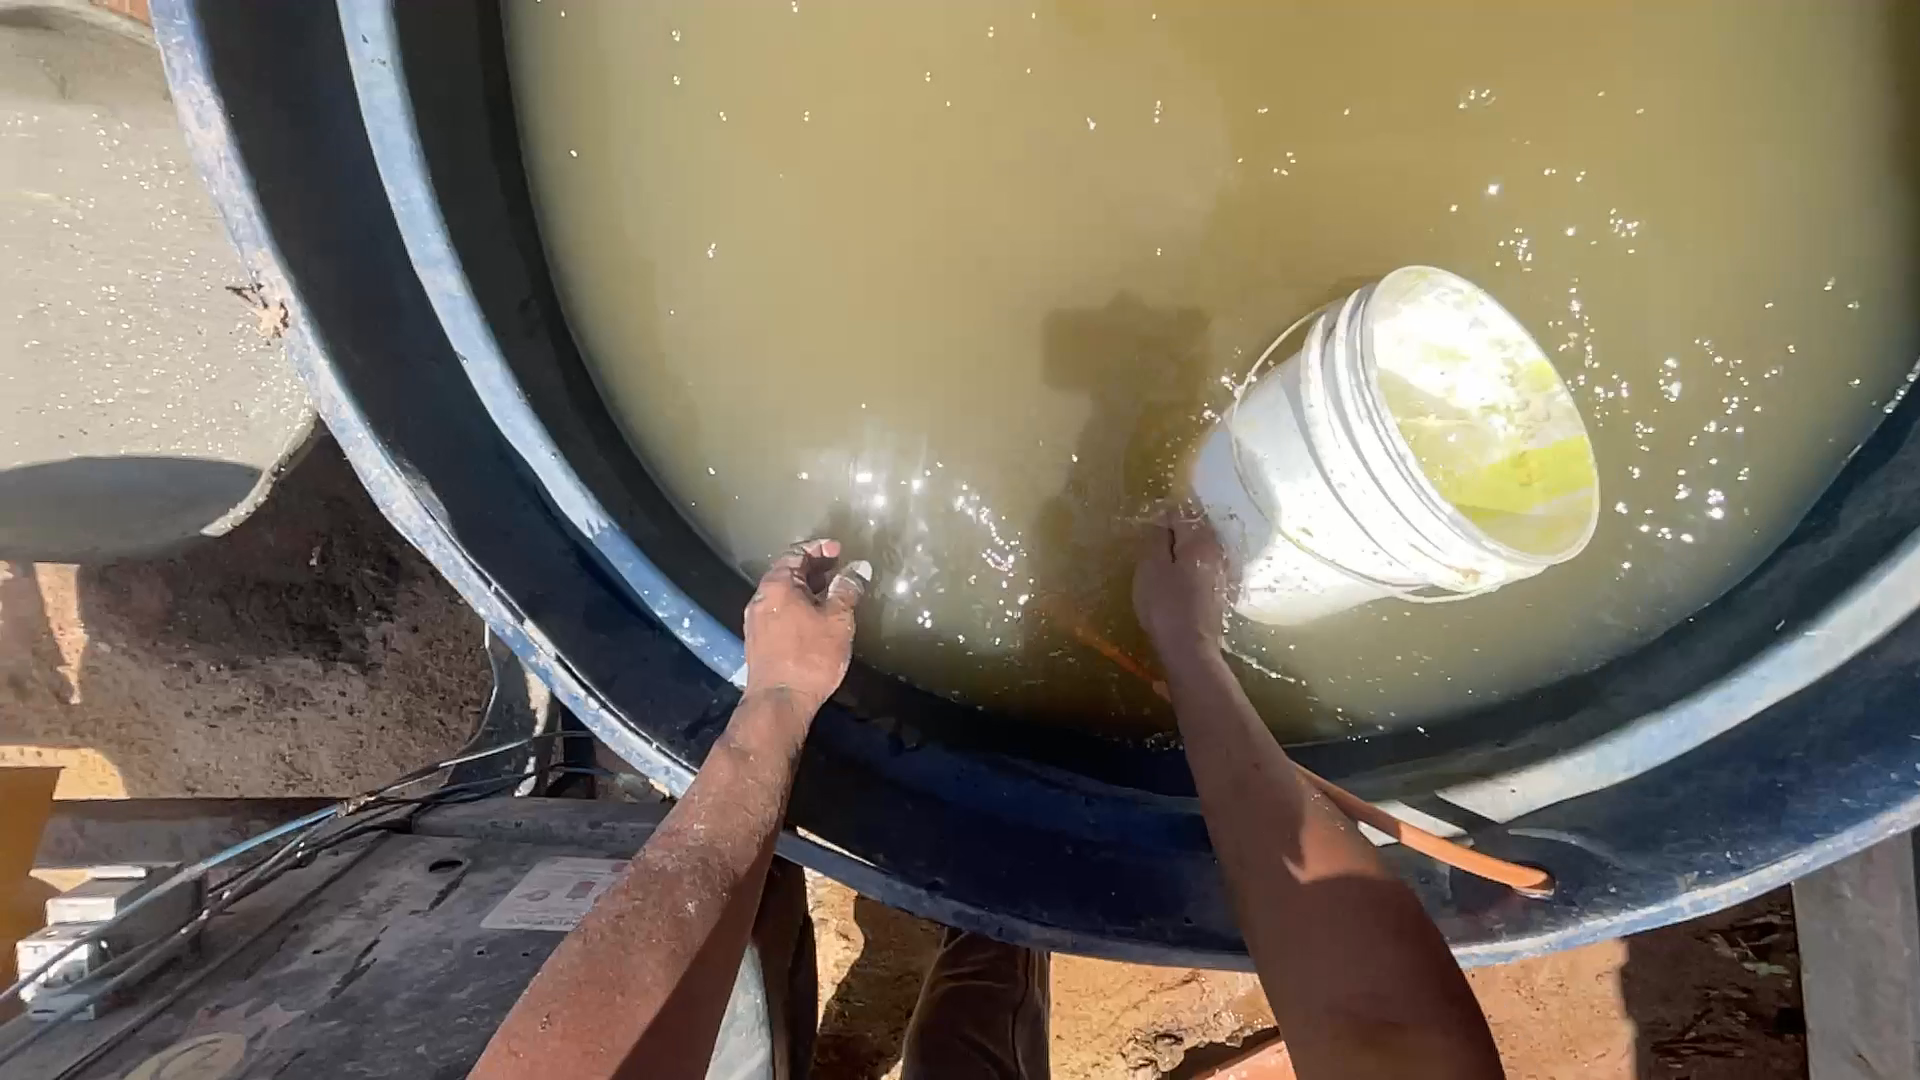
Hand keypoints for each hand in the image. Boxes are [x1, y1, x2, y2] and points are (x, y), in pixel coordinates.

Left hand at [743, 538, 869, 712]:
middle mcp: (762, 598)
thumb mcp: (838, 620)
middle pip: (788, 571)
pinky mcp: (759, 640)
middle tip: (839, 567)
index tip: (839, 549)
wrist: (779, 701)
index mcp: (778, 585)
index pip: (797, 553)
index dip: (819, 547)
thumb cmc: (811, 656)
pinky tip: (817, 616)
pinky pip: (781, 610)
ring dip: (808, 587)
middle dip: (815, 567)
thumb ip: (847, 590)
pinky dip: (799, 604)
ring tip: (833, 591)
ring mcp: (757, 620)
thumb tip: (858, 568)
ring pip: (784, 593)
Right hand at [1133, 510, 1228, 661]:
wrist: (1189, 648)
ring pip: (1200, 550)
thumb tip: (1163, 521)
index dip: (1162, 518)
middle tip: (1152, 548)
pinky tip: (1177, 581)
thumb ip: (1157, 539)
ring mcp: (1222, 572)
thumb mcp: (1152, 567)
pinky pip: (1203, 568)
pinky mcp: (1220, 591)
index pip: (1181, 514)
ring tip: (1162, 564)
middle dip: (1174, 533)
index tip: (1146, 532)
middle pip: (1195, 530)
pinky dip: (1189, 568)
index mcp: (1200, 540)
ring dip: (1182, 551)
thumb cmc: (1165, 604)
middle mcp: (1217, 551)